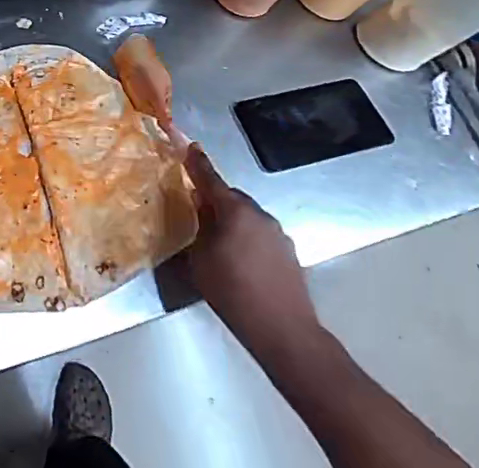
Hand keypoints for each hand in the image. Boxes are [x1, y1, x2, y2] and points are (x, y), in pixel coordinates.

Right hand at [184, 145, 323, 355]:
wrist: (284, 330)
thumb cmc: (233, 291)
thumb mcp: (200, 259)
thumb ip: (198, 228)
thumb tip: (201, 211)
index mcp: (234, 209)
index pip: (210, 178)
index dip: (196, 162)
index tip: (189, 146)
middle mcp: (259, 213)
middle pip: (231, 197)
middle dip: (214, 201)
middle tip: (197, 214)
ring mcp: (278, 232)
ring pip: (247, 216)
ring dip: (232, 222)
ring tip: (219, 245)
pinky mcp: (289, 252)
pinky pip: (260, 234)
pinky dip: (248, 239)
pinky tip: (241, 262)